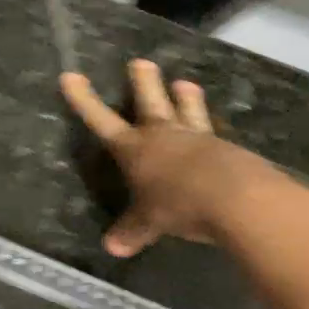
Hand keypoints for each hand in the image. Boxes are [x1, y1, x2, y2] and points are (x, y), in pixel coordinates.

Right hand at [61, 59, 281, 256]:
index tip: (70, 75)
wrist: (238, 199)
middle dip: (144, 83)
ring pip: (188, 111)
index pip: (100, 119)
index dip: (83, 99)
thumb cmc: (179, 206)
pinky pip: (217, 138)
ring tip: (186, 82)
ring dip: (186, 98)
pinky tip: (219, 140)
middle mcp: (162, 136)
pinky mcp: (228, 151)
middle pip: (150, 102)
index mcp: (134, 148)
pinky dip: (214, 137)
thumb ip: (133, 230)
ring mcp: (198, 140)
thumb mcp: (150, 222)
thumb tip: (111, 247)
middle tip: (141, 62)